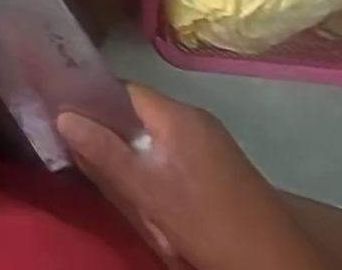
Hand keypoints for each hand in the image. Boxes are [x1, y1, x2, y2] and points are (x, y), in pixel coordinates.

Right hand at [56, 85, 329, 269]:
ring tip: (121, 183)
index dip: (91, 100)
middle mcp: (194, 117)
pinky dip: (156, 168)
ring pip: (153, 136)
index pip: (120, 89)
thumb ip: (103, 151)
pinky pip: (173, 152)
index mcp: (176, 114)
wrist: (279, 269)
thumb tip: (62, 116)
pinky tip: (152, 196)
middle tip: (89, 158)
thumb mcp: (148, 191)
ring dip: (133, 156)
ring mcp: (211, 142)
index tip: (67, 117)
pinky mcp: (221, 166)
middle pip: (135, 113)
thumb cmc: (207, 222)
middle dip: (111, 135)